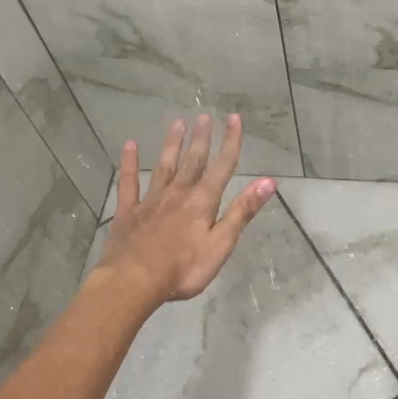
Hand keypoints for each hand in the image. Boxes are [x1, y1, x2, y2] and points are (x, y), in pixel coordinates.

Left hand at [94, 113, 276, 307]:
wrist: (132, 282)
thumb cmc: (183, 269)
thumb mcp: (221, 244)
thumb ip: (242, 211)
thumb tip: (269, 181)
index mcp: (203, 201)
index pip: (222, 166)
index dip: (230, 141)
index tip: (234, 118)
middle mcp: (178, 193)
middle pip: (193, 161)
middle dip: (201, 138)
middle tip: (204, 116)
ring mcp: (151, 200)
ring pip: (164, 166)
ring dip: (171, 144)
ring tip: (177, 122)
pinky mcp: (128, 212)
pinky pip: (129, 183)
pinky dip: (130, 164)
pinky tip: (129, 146)